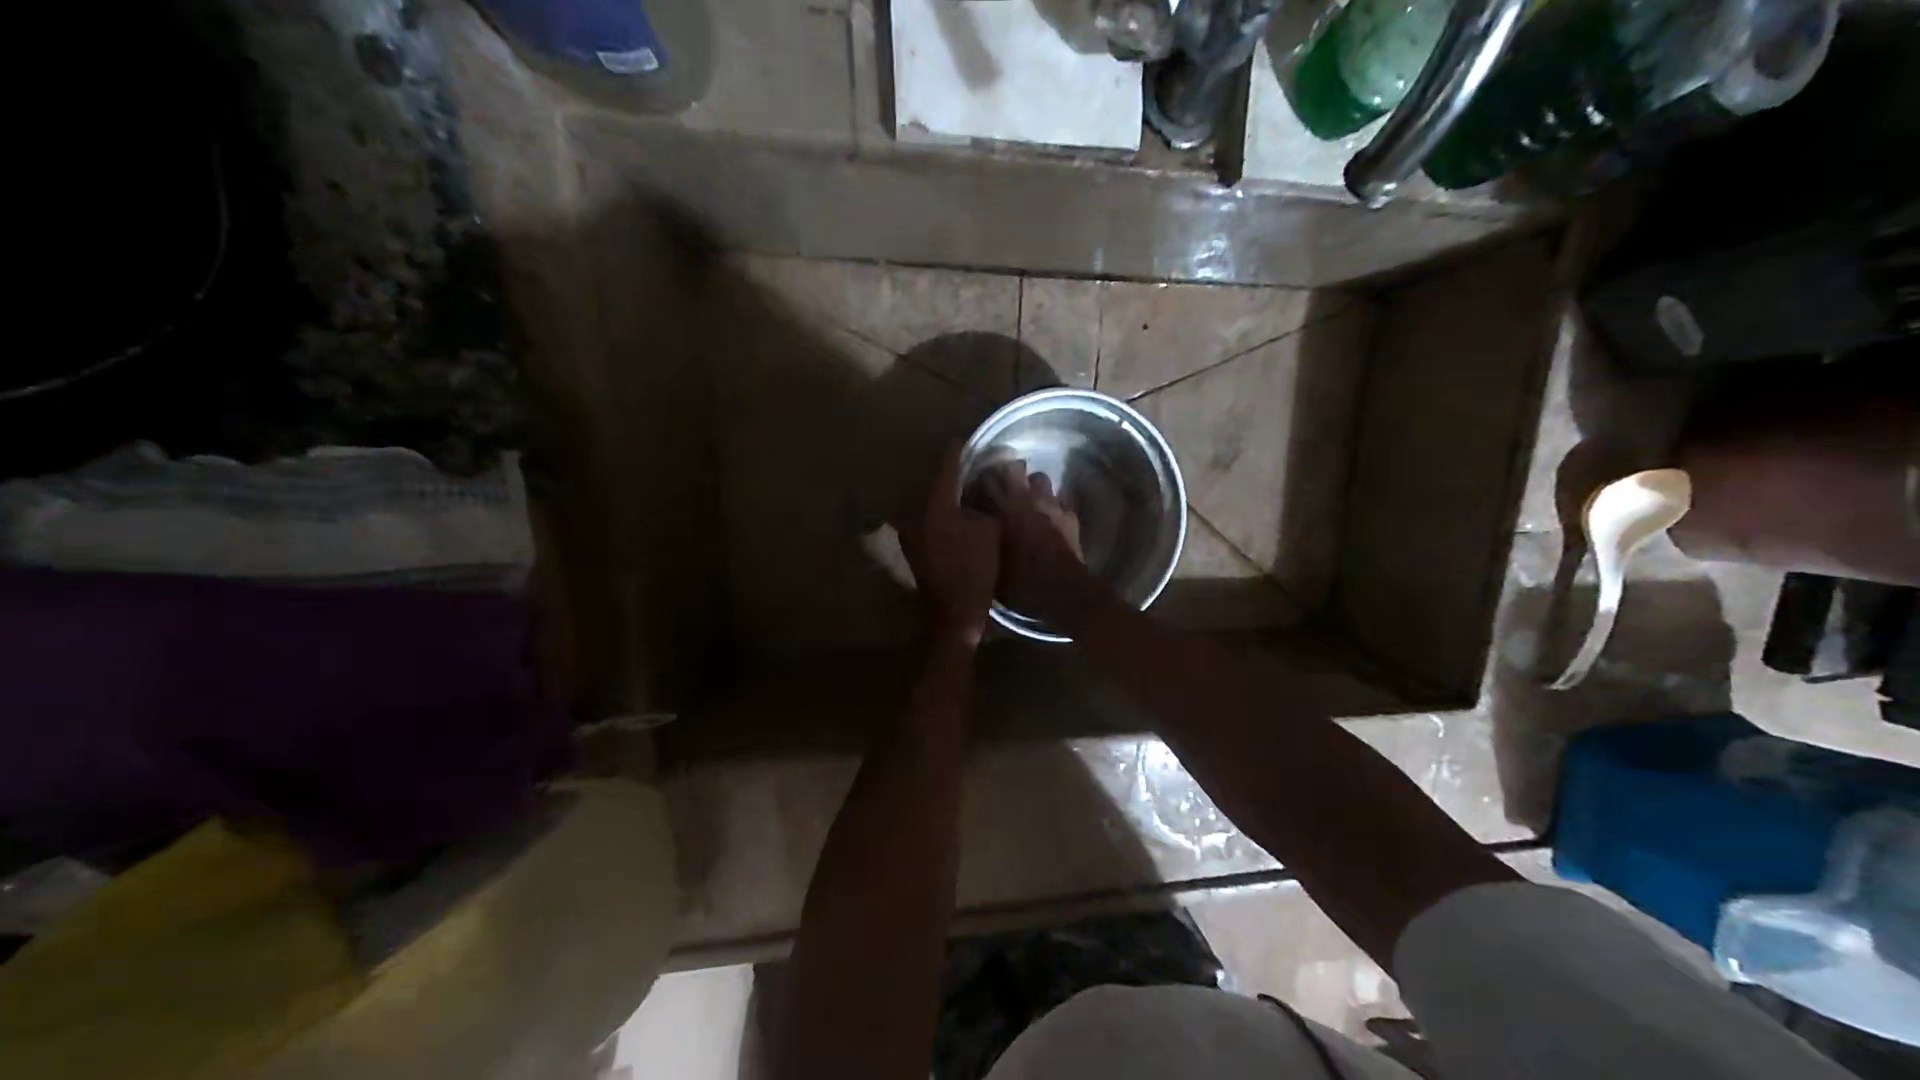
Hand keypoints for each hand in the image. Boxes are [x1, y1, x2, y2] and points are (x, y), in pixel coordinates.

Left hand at [902, 444, 1001, 645]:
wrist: (955, 613)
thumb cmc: (976, 570)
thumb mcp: (991, 531)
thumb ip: (988, 502)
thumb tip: (987, 486)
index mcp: (935, 505)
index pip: (946, 468)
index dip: (957, 452)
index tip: (966, 440)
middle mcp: (915, 513)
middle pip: (935, 484)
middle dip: (952, 474)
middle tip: (970, 465)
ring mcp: (910, 532)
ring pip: (930, 503)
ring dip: (946, 495)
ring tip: (966, 488)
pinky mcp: (913, 547)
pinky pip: (927, 519)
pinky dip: (941, 512)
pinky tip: (957, 513)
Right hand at [978, 460, 1097, 623]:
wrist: (1064, 592)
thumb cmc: (1021, 584)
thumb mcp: (990, 569)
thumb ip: (981, 545)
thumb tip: (973, 534)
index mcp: (1002, 511)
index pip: (984, 481)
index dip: (976, 485)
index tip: (972, 495)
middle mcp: (1026, 501)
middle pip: (1012, 469)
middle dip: (1004, 475)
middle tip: (998, 488)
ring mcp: (1051, 506)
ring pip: (1039, 479)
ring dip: (1031, 486)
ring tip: (1026, 501)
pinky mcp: (1070, 517)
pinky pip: (1058, 503)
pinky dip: (1052, 508)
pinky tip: (1049, 522)